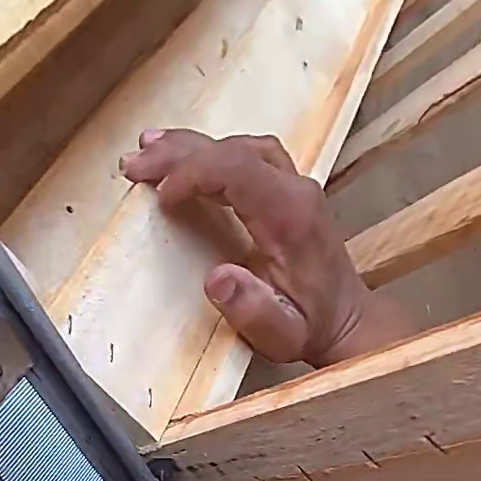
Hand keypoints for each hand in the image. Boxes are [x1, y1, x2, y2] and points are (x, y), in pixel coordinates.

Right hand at [120, 128, 415, 366]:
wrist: (346, 322)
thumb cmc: (311, 328)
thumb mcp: (282, 334)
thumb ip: (252, 310)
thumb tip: (217, 279)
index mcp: (291, 217)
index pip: (236, 170)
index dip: (192, 174)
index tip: (159, 196)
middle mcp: (297, 191)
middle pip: (232, 150)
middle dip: (178, 154)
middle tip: (134, 166)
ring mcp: (296, 186)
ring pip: (240, 146)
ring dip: (192, 147)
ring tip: (149, 150)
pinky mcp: (290, 191)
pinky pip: (249, 156)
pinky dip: (213, 154)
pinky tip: (187, 157)